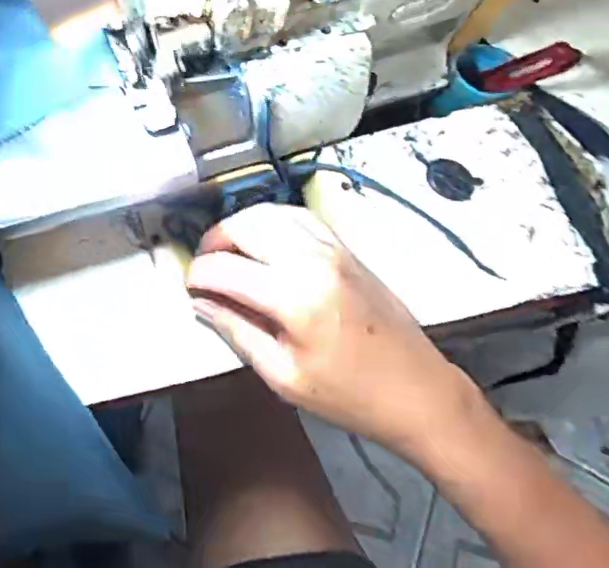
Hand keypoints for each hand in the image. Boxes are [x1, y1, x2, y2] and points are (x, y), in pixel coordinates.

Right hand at [185, 204, 478, 446]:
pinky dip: (269, 220)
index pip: (226, 269)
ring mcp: (330, 247)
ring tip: (227, 251)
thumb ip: (238, 332)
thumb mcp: (284, 377)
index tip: (191, 288)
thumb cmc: (351, 395)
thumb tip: (203, 304)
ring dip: (239, 226)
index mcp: (295, 298)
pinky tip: (260, 240)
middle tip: (204, 267)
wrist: (418, 390)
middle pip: (243, 227)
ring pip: (267, 213)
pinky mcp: (343, 245)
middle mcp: (311, 260)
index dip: (199, 276)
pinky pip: (295, 215)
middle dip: (214, 242)